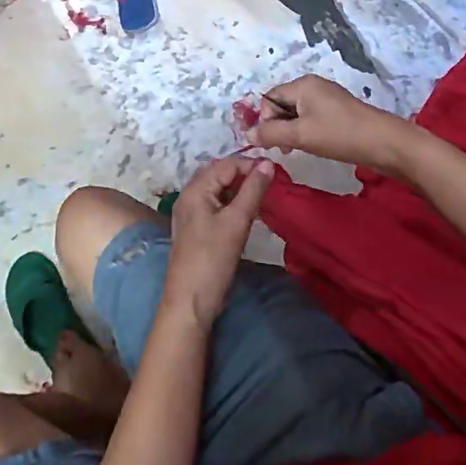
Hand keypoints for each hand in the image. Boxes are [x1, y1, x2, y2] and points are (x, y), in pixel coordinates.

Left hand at [162, 157, 274, 326]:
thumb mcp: (237, 221)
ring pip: (217, 189)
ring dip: (239, 188)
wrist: (190, 302)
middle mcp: (189, 196)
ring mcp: (190, 213)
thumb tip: (268, 163)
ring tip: (263, 194)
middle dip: (244, 173)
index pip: (226, 164)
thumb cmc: (213, 259)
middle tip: (270, 181)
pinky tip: (248, 211)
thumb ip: (253, 190)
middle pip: (219, 173)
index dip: (250, 164)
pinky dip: (232, 202)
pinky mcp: (195, 228)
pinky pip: (215, 204)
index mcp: (195, 190)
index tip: (276, 172)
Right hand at [247, 75, 424, 172]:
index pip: (269, 97)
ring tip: (297, 149)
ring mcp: (327, 98)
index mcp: (303, 84)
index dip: (264, 119)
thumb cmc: (338, 134)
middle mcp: (313, 86)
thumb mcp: (300, 135)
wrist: (382, 142)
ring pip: (296, 113)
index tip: (270, 141)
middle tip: (284, 149)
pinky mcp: (337, 112)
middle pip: (282, 103)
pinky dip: (305, 131)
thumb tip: (247, 135)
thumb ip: (271, 134)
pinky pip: (311, 118)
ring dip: (291, 131)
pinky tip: (312, 145)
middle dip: (277, 125)